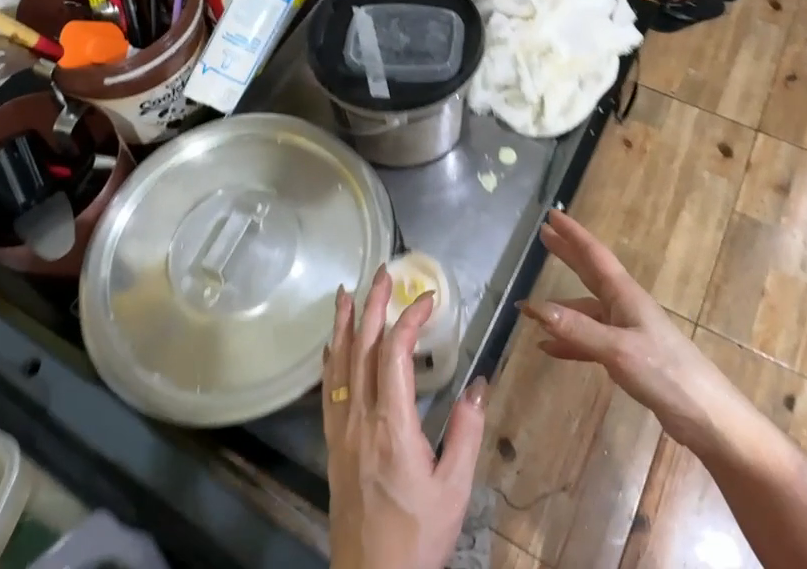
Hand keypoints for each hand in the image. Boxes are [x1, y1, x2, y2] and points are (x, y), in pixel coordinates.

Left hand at [323, 265, 488, 568]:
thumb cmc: (418, 534)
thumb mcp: (455, 488)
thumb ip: (466, 433)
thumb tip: (477, 384)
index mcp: (392, 425)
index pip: (394, 354)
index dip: (410, 319)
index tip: (428, 300)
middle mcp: (360, 419)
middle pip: (361, 348)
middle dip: (372, 306)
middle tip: (383, 273)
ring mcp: (341, 430)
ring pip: (338, 364)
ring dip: (343, 324)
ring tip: (347, 292)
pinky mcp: (333, 444)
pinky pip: (328, 389)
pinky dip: (331, 359)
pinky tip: (332, 346)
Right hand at [519, 208, 738, 448]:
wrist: (705, 416)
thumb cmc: (666, 374)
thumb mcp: (618, 350)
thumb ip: (577, 330)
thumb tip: (535, 308)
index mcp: (626, 296)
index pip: (594, 256)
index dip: (572, 235)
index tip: (552, 215)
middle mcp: (625, 307)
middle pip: (590, 274)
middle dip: (567, 255)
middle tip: (543, 237)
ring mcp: (627, 333)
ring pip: (586, 312)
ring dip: (559, 308)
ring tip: (528, 310)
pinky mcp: (628, 358)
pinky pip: (589, 342)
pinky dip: (568, 342)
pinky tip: (548, 348)